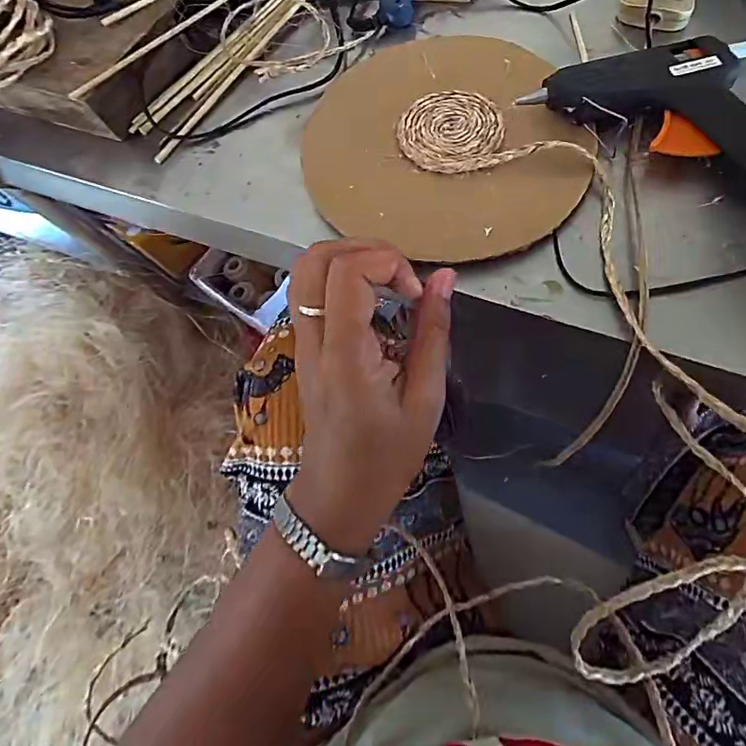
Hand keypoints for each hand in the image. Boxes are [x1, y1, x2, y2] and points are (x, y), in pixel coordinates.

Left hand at [283, 240, 455, 554]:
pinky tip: (373, 301)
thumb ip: (433, 332)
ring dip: (350, 259)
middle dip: (364, 250)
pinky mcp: (303, 343)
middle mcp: (312, 339)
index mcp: (344, 355)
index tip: (416, 294)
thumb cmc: (386, 457)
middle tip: (401, 276)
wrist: (337, 496)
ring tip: (389, 282)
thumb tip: (444, 278)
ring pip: (306, 269)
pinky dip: (341, 278)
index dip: (387, 264)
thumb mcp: (425, 399)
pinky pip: (311, 290)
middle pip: (315, 259)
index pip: (346, 274)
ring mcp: (301, 340)